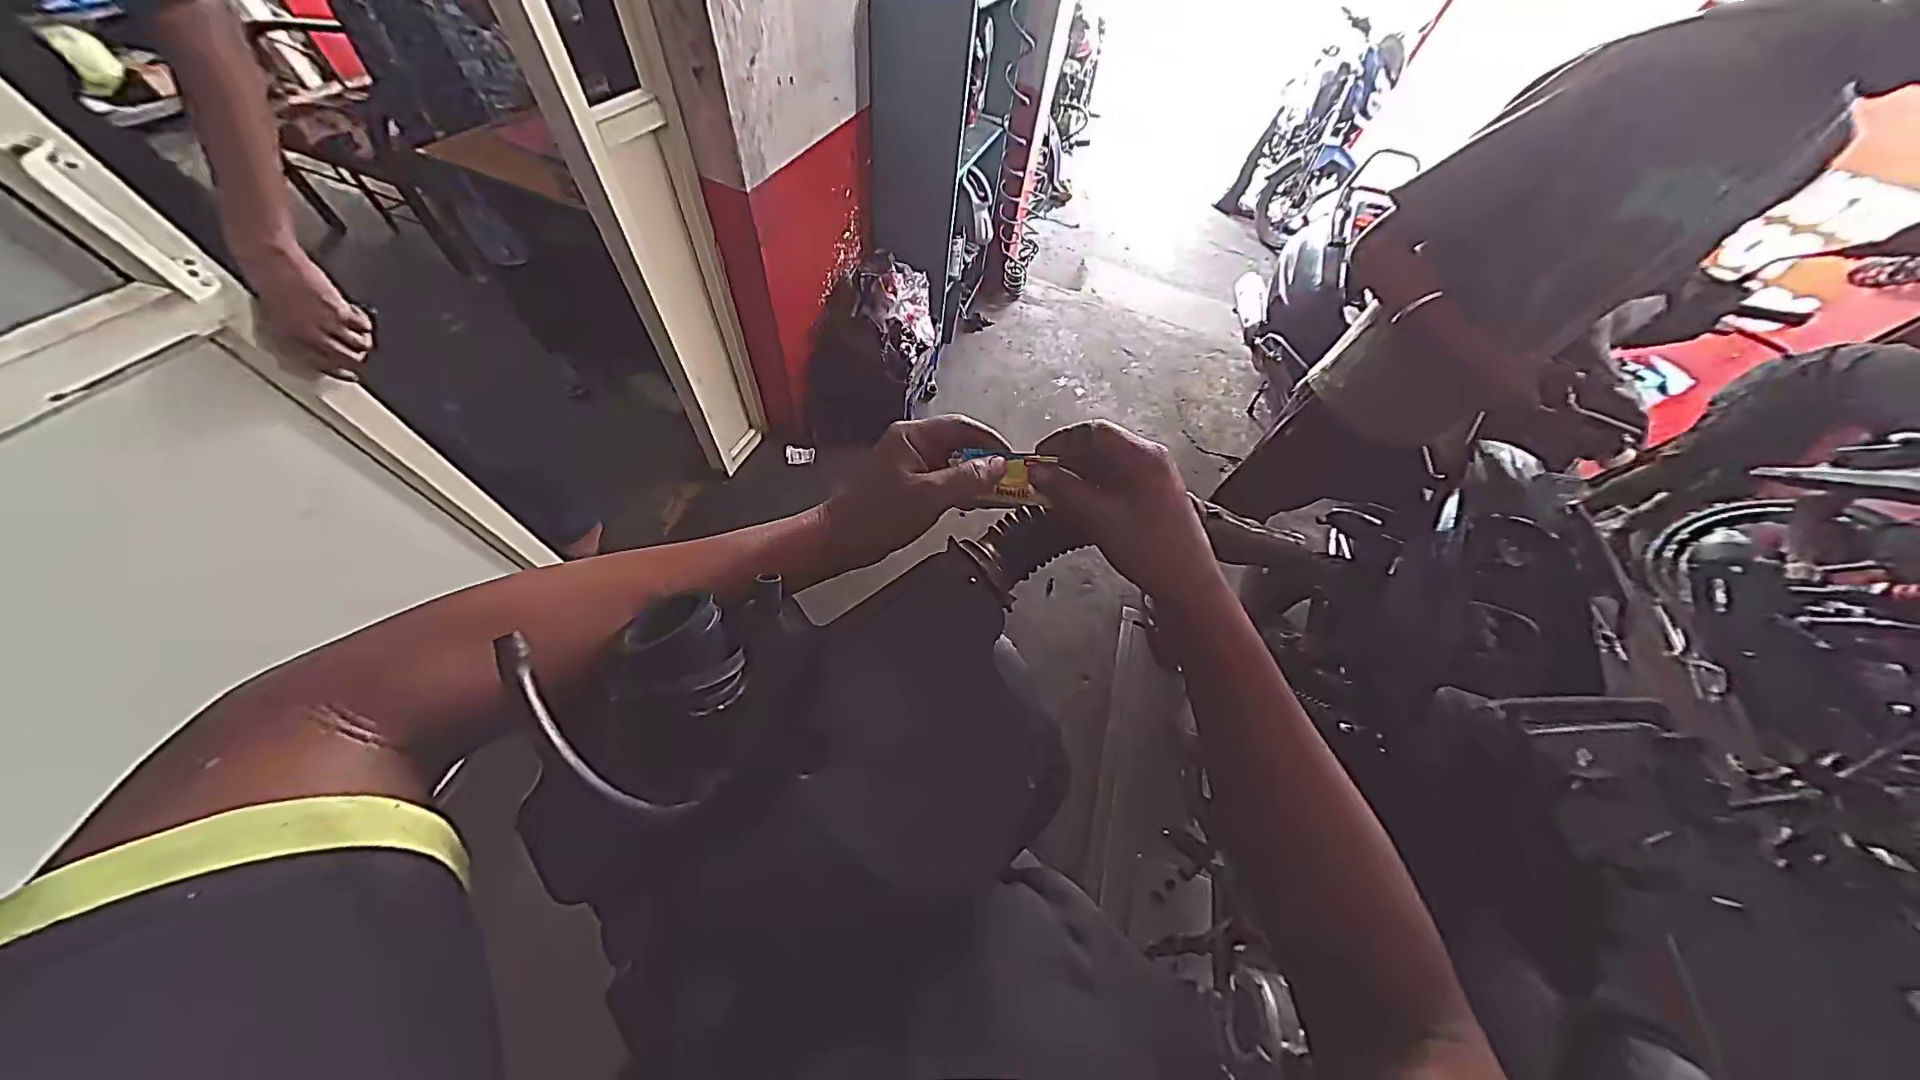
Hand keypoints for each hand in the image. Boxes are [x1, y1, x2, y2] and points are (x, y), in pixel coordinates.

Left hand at [236, 241, 373, 377]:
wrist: (267, 258)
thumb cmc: (264, 278)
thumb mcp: (275, 312)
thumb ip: (297, 331)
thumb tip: (318, 343)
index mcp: (289, 337)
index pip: (322, 366)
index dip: (339, 372)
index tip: (349, 374)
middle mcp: (309, 335)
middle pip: (348, 358)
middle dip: (357, 358)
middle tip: (360, 351)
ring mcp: (326, 324)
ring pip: (360, 344)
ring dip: (364, 339)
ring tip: (361, 330)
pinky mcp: (340, 312)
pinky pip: (363, 326)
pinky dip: (364, 322)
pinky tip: (358, 313)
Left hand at [816, 416, 1010, 570]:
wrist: (841, 540)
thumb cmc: (876, 515)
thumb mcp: (929, 496)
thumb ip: (967, 479)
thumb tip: (1000, 465)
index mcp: (912, 436)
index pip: (961, 427)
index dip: (990, 441)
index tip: (1013, 458)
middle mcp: (912, 445)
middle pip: (959, 445)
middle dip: (985, 461)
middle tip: (1010, 479)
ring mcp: (910, 465)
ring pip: (953, 465)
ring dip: (974, 478)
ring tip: (996, 493)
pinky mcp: (910, 485)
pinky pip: (943, 482)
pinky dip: (960, 491)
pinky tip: (974, 503)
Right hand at [1027, 420, 1227, 604]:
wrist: (1187, 583)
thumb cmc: (1155, 551)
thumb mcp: (1099, 517)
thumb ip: (1064, 490)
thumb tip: (1039, 473)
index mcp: (1143, 457)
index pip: (1094, 432)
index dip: (1061, 442)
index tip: (1040, 458)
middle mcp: (1151, 462)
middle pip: (1101, 448)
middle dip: (1068, 462)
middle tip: (1044, 478)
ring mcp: (1154, 480)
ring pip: (1107, 468)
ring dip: (1079, 479)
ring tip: (1057, 496)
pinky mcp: (1152, 499)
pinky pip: (1116, 485)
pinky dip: (1094, 492)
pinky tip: (1079, 509)